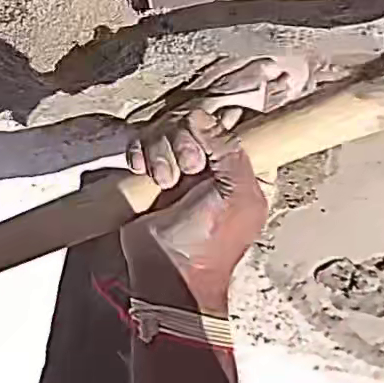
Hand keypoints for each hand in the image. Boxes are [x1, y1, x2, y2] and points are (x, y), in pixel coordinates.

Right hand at [120, 107, 271, 308]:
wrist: (167, 268)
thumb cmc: (211, 242)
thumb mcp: (237, 198)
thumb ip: (229, 151)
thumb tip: (201, 114)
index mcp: (244, 164)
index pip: (234, 119)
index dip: (218, 122)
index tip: (208, 143)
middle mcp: (212, 158)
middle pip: (192, 118)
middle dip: (183, 142)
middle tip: (187, 170)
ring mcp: (179, 161)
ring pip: (163, 127)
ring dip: (159, 152)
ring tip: (163, 182)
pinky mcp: (150, 166)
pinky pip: (140, 139)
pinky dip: (139, 152)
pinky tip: (143, 172)